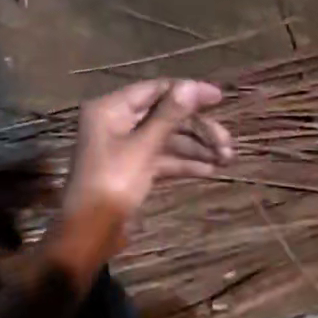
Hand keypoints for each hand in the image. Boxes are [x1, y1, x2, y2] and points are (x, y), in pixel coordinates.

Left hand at [63, 79, 234, 220]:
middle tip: (227, 144)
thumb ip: (168, 116)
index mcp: (110, 109)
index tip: (219, 99)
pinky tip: (209, 170)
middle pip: (164, 115)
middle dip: (197, 128)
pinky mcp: (132, 168)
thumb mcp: (143, 148)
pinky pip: (161, 158)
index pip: (155, 90)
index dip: (188, 92)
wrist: (90, 232)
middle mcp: (116, 122)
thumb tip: (191, 85)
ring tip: (226, 159)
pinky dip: (183, 163)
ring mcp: (124, 147)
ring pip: (166, 138)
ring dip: (195, 147)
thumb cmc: (113, 183)